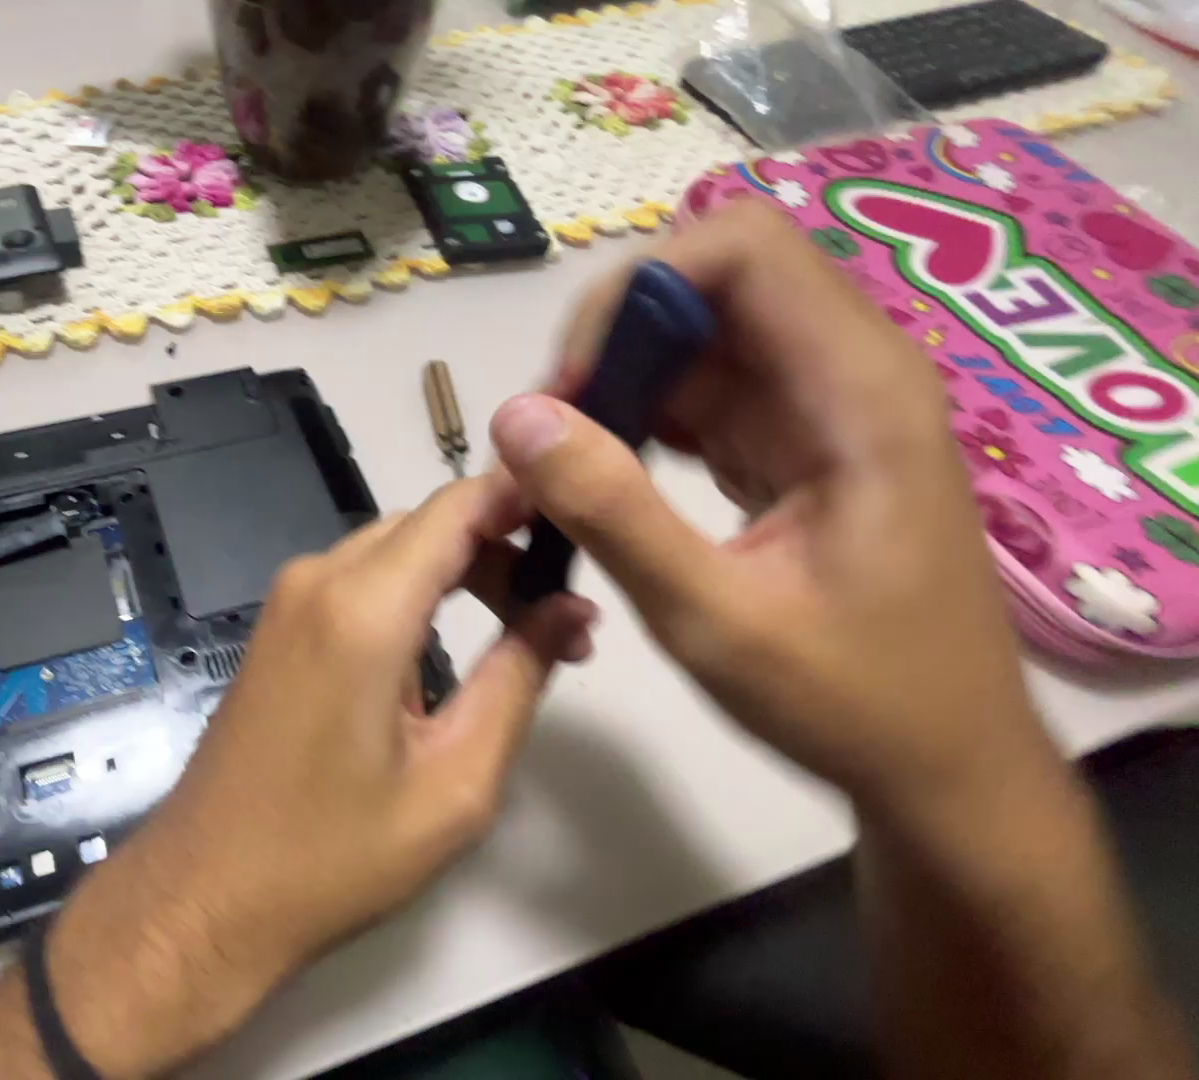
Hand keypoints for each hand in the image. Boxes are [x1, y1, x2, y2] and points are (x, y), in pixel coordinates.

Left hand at [39, 475, 594, 1077]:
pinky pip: (357, 581)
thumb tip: (570, 608)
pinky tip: (445, 647)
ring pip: (392, 549)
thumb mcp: (454, 780)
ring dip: (458, 572)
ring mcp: (286, 600)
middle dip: (500, 550)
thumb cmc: (333, 853)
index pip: (456, 507)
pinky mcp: (277, 626)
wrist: (209, 888)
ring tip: (521, 637)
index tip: (582, 520)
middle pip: (425, 524)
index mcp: (361, 609)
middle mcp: (316, 581)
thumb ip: (518, 678)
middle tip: (561, 620)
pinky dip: (411, 593)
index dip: (522, 497)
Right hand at [489, 200, 1056, 812]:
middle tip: (547, 437)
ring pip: (692, 344)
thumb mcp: (711, 617)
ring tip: (558, 468)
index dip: (639, 292)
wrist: (937, 765)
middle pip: (708, 289)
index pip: (743, 252)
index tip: (573, 385)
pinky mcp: (789, 445)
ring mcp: (816, 410)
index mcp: (857, 394)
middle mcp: (844, 377)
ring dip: (612, 390)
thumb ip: (611, 511)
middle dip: (610, 347)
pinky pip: (696, 397)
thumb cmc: (846, 699)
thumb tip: (513, 417)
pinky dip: (633, 425)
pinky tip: (601, 482)